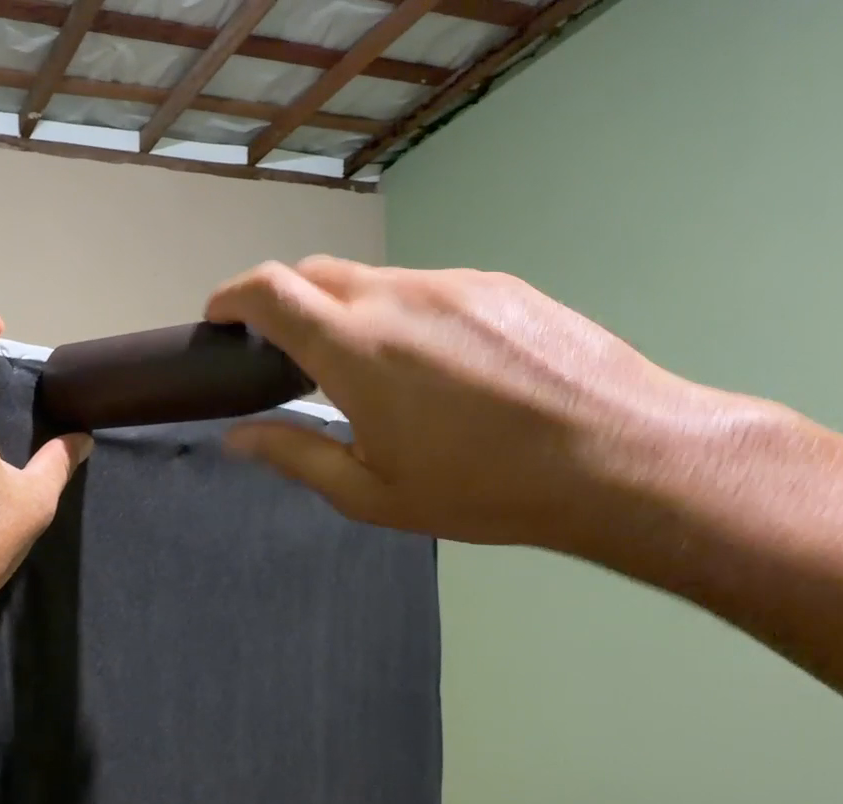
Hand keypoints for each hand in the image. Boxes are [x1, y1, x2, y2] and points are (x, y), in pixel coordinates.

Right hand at [207, 257, 748, 549]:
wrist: (625, 457)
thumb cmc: (483, 489)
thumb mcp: (370, 492)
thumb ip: (294, 455)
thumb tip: (236, 438)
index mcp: (355, 349)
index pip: (269, 290)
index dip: (230, 296)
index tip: (217, 318)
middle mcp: (398, 297)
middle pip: (314, 272)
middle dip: (280, 301)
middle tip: (280, 352)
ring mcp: (454, 283)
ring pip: (372, 278)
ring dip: (342, 310)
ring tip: (362, 368)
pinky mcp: (499, 285)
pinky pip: (424, 287)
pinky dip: (396, 313)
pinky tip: (428, 365)